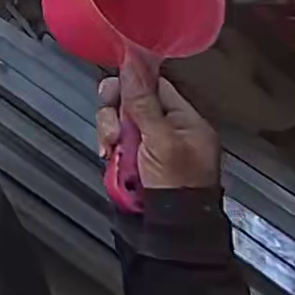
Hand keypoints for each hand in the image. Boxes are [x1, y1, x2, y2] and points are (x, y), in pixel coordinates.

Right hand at [96, 53, 219, 189]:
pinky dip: (108, 143)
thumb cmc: (176, 188)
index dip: (133, 83)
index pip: (155, 84)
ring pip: (118, 117)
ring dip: (110, 128)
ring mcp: (148, 142)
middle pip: (131, 99)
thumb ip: (142, 101)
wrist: (168, 233)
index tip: (116, 89)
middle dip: (116, 110)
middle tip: (115, 128)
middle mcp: (167, 128)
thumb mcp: (159, 139)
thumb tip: (132, 61)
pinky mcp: (132, 156)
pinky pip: (113, 136)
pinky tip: (109, 155)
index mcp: (186, 121)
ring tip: (112, 147)